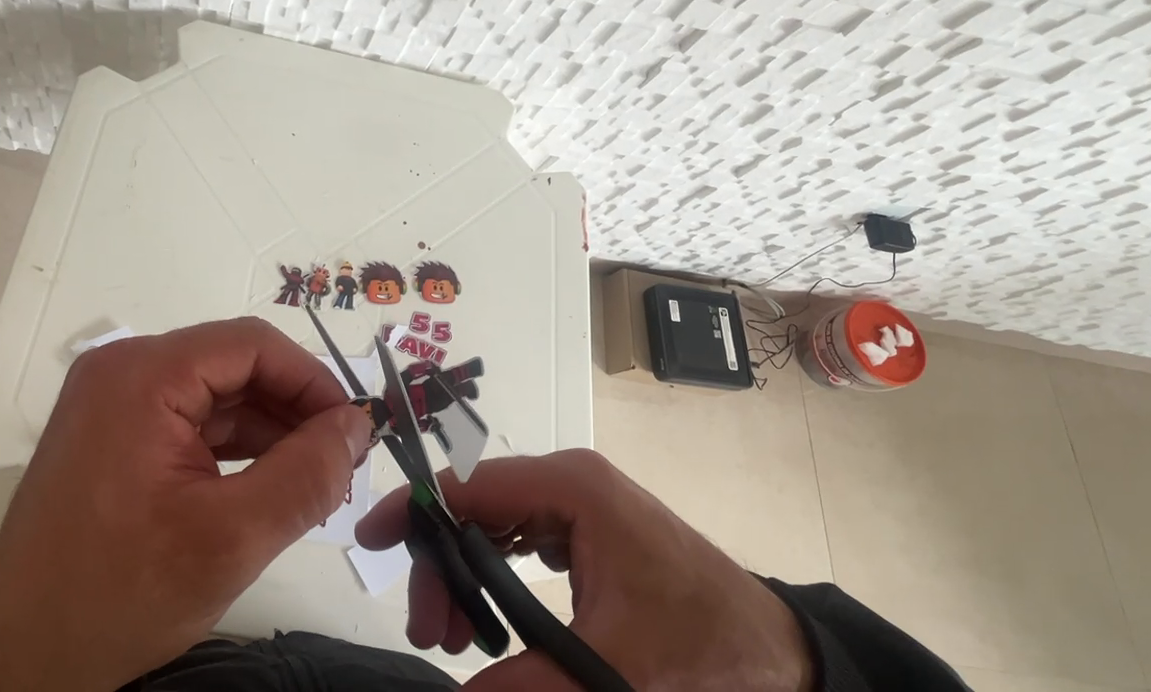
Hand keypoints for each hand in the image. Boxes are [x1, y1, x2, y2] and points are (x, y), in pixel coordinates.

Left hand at [0, 318, 372, 691]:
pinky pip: (189, 420)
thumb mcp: (229, 540)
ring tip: (313, 481)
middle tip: (340, 463)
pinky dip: (233, 446)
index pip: (251, 345)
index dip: (311, 380)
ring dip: (268, 430)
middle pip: (233, 365)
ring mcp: (113, 401)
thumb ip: (306, 476)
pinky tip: (268, 483)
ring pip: (215, 394)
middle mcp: (123, 370)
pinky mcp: (113, 433)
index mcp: (143, 376)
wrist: (18, 657)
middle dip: (293, 409)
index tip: (353, 430)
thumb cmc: (120, 594)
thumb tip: (357, 424)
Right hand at [355, 450, 813, 691]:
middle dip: (441, 565)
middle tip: (432, 636)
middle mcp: (567, 480)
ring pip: (490, 521)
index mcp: (571, 488)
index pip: (470, 485)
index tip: (371, 541)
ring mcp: (577, 500)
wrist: (778, 654)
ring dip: (462, 572)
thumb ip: (528, 684)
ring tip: (452, 638)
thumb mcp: (612, 672)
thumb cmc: (701, 646)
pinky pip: (516, 534)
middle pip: (474, 505)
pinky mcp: (584, 525)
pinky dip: (489, 570)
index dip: (415, 510)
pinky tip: (485, 619)